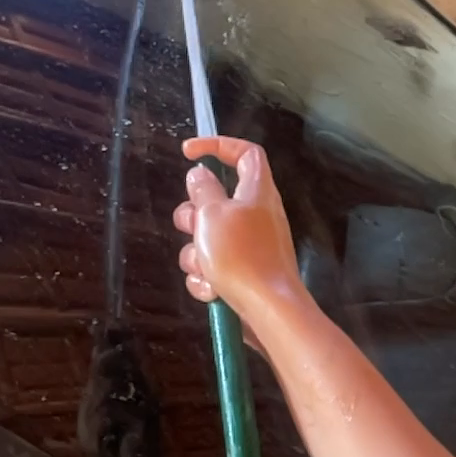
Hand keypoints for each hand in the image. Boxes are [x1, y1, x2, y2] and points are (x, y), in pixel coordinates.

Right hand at [175, 137, 306, 324]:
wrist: (267, 311)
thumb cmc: (241, 256)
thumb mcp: (213, 214)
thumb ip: (203, 190)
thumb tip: (200, 175)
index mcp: (257, 192)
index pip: (245, 153)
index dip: (218, 145)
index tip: (188, 153)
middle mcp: (256, 216)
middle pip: (215, 200)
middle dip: (193, 215)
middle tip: (193, 228)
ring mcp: (250, 247)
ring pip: (207, 238)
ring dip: (196, 254)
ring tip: (205, 268)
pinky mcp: (244, 275)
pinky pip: (213, 268)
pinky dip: (207, 278)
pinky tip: (211, 290)